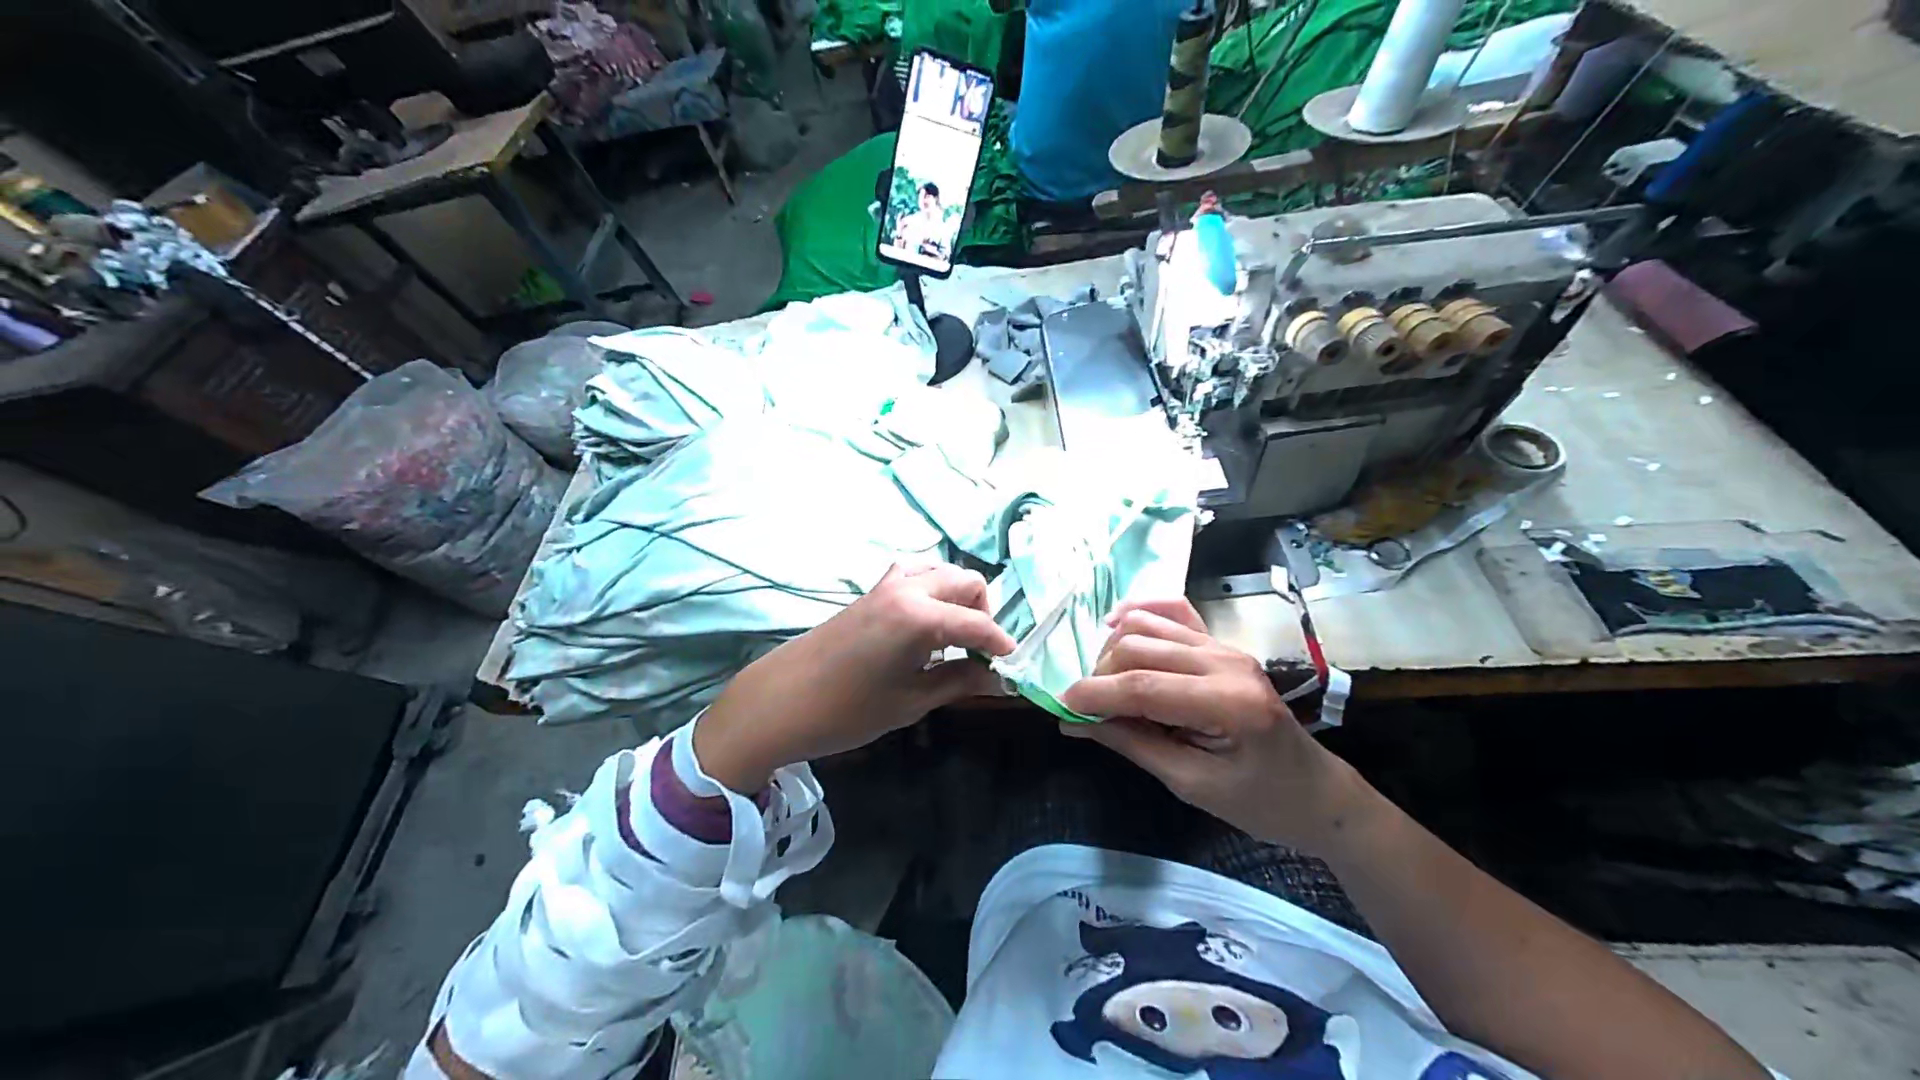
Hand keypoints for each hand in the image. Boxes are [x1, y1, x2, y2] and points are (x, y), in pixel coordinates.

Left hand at [693, 563, 1016, 792]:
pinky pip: (912, 575)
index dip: (1000, 645)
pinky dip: (930, 590)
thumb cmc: (847, 710)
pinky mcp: (869, 592)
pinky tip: (923, 625)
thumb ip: (958, 681)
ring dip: (956, 597)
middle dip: (982, 613)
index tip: (1011, 667)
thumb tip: (997, 679)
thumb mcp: (910, 702)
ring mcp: (885, 586)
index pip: (978, 623)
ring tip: (953, 637)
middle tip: (979, 652)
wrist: (780, 702)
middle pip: (966, 582)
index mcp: (919, 615)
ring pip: (939, 571)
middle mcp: (907, 589)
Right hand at [1058, 598, 1368, 852]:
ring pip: (1148, 625)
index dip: (1094, 694)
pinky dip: (1138, 613)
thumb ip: (1133, 744)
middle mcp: (1225, 660)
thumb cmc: (1260, 802)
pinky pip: (1173, 612)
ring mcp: (1224, 646)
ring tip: (1104, 684)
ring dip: (1113, 649)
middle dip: (1100, 675)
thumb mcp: (1192, 785)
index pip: (1142, 686)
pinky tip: (1114, 625)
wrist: (1316, 792)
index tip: (1060, 709)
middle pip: (1139, 647)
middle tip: (1086, 710)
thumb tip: (1077, 723)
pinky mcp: (1220, 644)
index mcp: (1227, 702)